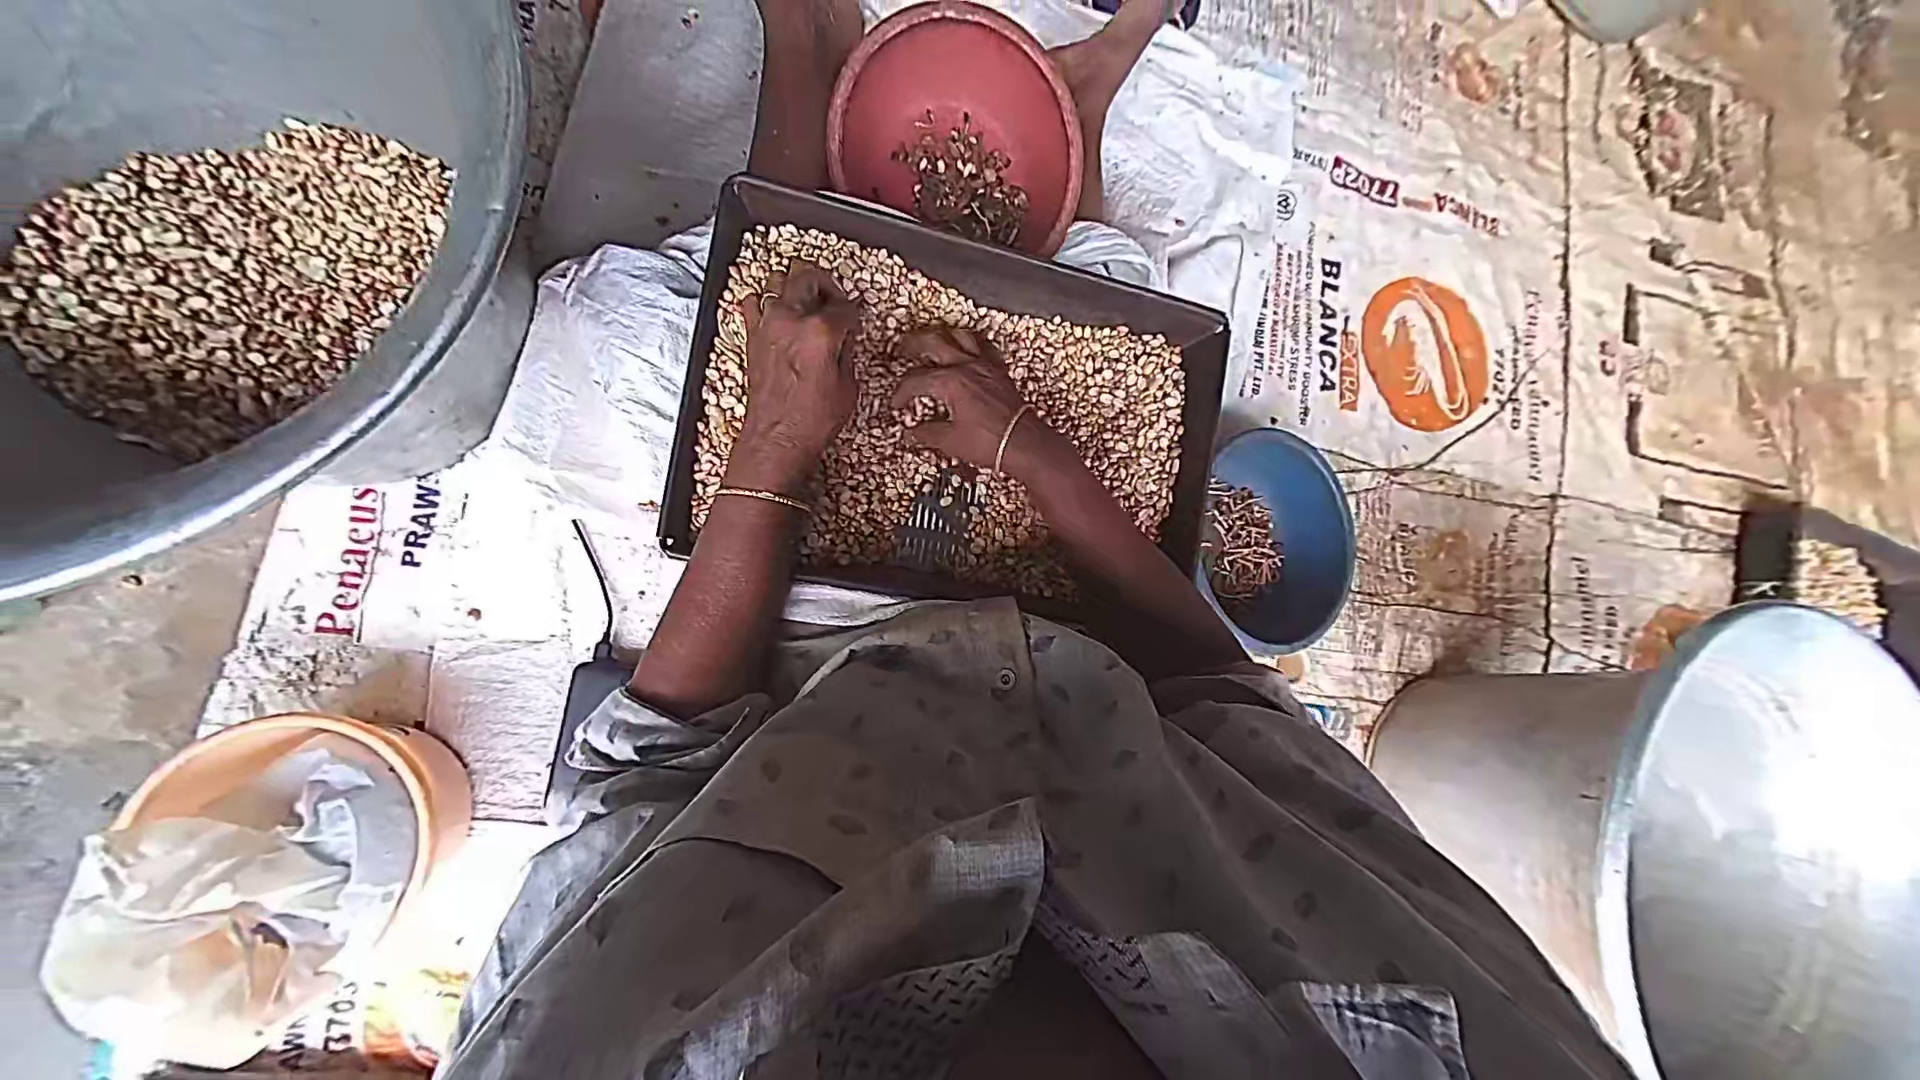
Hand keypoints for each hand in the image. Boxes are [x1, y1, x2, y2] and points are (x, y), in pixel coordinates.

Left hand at [728, 260, 860, 493]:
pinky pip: (753, 301)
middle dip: (825, 283)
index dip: (853, 312)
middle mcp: (790, 320)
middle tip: (833, 298)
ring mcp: (767, 325)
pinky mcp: (751, 336)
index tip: (855, 319)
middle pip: (807, 275)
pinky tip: (777, 315)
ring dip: (794, 287)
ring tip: (805, 304)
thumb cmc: (812, 420)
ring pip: (777, 279)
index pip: (844, 304)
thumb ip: (847, 351)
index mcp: (821, 332)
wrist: (777, 438)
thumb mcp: (848, 387)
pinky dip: (764, 302)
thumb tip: (845, 336)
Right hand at [889, 326, 1079, 482]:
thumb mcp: (951, 441)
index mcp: (950, 382)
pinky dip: (972, 344)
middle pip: (933, 342)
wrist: (1024, 444)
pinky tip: (968, 349)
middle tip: (902, 349)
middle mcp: (967, 366)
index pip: (915, 380)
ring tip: (933, 340)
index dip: (901, 393)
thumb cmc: (990, 442)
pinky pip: (984, 347)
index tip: (897, 405)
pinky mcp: (1000, 372)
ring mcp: (985, 366)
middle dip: (913, 345)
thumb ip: (927, 434)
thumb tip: (912, 433)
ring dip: (943, 335)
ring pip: (960, 336)